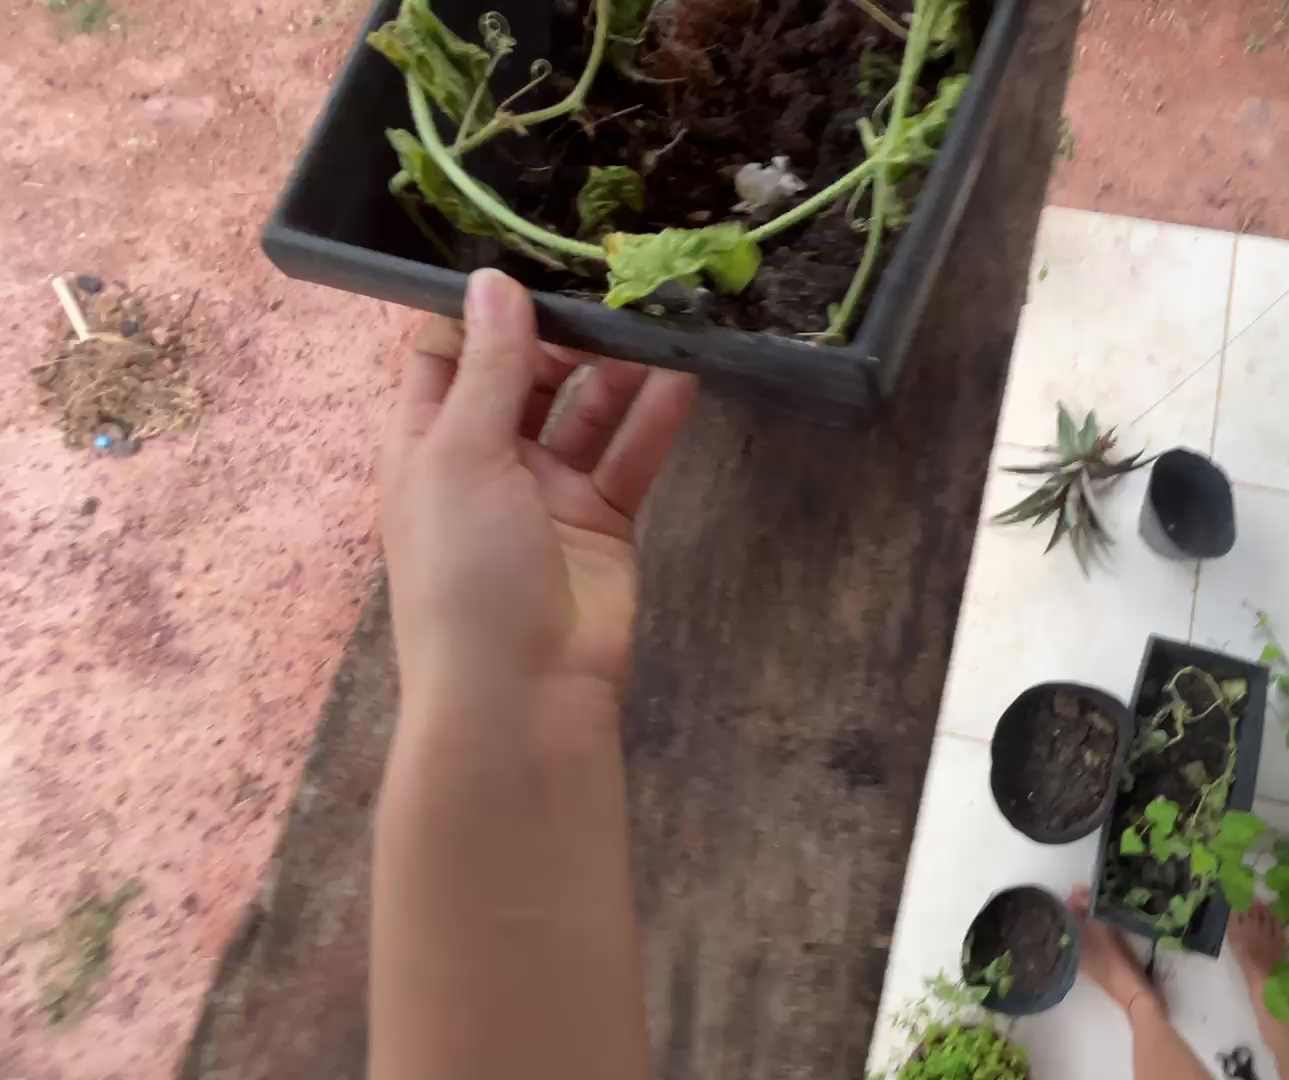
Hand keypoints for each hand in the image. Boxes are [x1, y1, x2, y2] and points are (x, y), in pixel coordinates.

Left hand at [380, 269, 697, 703]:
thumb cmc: (468, 568)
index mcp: (429, 442)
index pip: (448, 356)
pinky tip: (684, 382)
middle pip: (527, 378)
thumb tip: (495, 281)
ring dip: (619, 375)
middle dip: (564, 339)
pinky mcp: (609, 515)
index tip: (530, 265)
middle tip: (613, 296)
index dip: (482, 312)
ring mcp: (553, 488)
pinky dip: (655, 422)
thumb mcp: (462, 458)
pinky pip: (631, 456)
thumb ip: (490, 371)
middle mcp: (491, 458)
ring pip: (588, 414)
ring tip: (659, 328)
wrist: (528, 682)